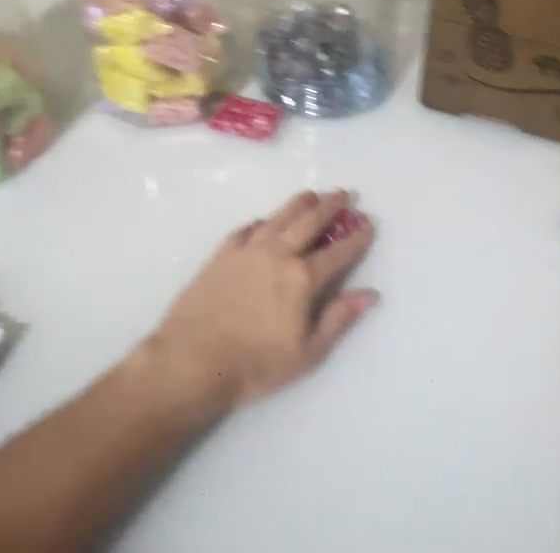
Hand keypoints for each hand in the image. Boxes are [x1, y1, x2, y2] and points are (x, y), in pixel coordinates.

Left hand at [145, 190, 377, 408]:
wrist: (190, 362)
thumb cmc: (254, 365)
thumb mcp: (307, 353)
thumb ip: (339, 319)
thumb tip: (370, 294)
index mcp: (303, 278)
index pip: (338, 251)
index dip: (357, 237)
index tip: (368, 223)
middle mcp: (278, 255)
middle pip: (309, 223)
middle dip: (330, 207)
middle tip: (343, 194)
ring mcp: (247, 252)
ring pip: (279, 218)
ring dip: (298, 204)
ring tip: (311, 195)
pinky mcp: (221, 256)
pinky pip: (246, 229)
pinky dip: (261, 222)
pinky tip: (264, 221)